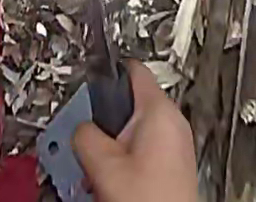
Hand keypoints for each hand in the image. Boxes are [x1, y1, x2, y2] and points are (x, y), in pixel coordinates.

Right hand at [72, 62, 196, 201]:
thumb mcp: (104, 165)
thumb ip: (85, 134)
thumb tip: (79, 127)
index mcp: (159, 110)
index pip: (132, 69)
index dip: (108, 71)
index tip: (90, 80)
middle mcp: (172, 122)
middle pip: (129, 103)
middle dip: (105, 122)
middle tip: (89, 142)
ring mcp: (176, 145)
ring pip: (134, 129)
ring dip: (112, 146)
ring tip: (99, 172)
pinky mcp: (173, 167)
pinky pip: (144, 149)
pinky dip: (126, 160)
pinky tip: (113, 185)